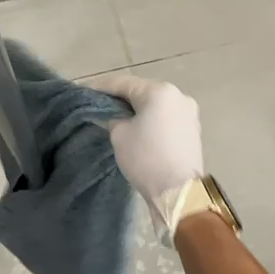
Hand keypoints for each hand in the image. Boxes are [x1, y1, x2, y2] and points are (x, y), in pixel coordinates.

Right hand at [87, 72, 204, 223]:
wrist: (178, 190)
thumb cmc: (145, 159)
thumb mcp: (119, 135)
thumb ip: (110, 117)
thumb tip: (107, 113)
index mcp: (159, 92)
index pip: (122, 83)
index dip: (100, 87)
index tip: (82, 90)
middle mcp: (178, 95)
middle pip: (141, 91)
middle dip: (119, 97)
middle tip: (98, 104)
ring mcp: (188, 111)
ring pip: (154, 104)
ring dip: (136, 108)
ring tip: (116, 116)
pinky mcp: (192, 127)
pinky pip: (165, 116)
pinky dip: (150, 118)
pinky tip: (137, 126)